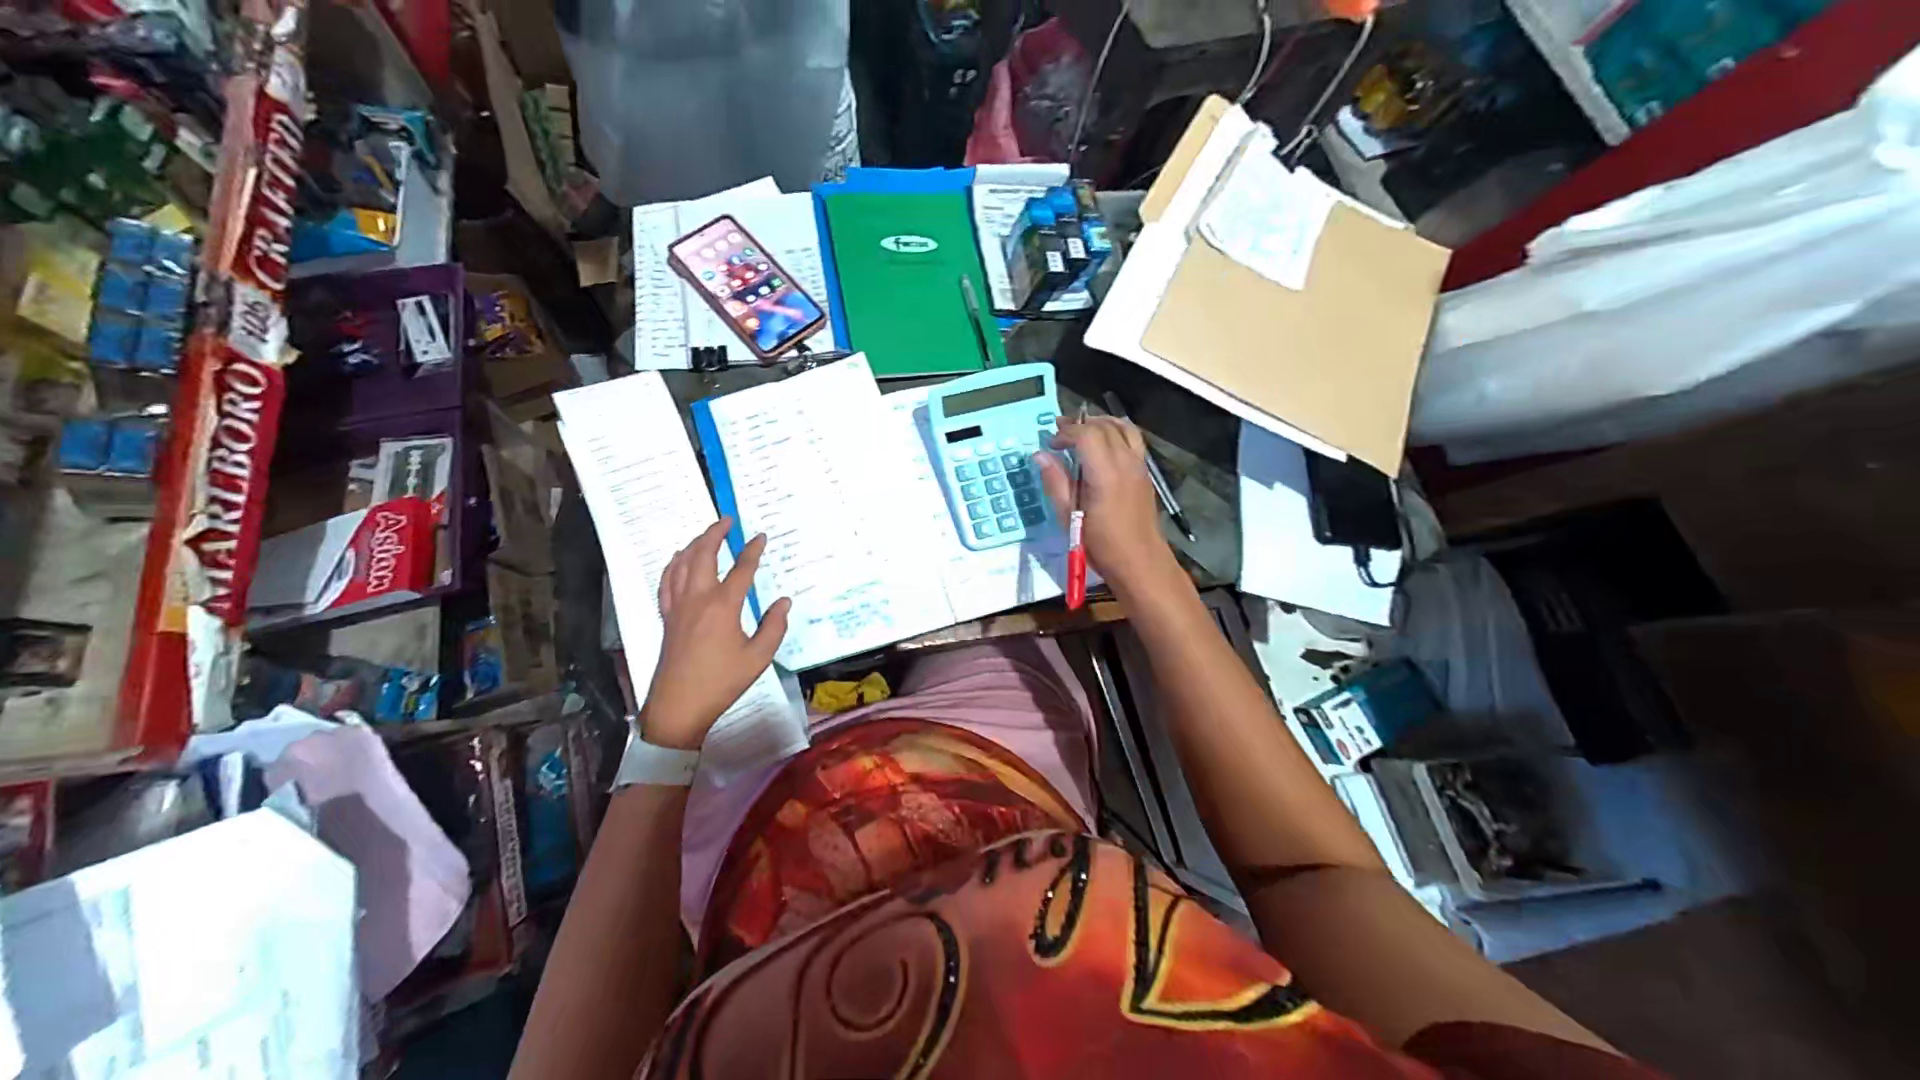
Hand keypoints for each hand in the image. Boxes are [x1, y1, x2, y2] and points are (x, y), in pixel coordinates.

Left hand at [640, 518, 790, 749]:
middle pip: (704, 555)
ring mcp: (678, 606)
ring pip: (682, 564)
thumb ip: (774, 626)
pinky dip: (673, 565)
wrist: (679, 704)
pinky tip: (678, 560)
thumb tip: (784, 602)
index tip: (761, 536)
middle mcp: (698, 598)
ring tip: (706, 533)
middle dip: (716, 533)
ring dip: (695, 544)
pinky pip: (666, 581)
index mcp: (723, 606)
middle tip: (727, 520)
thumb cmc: (722, 682)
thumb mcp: (759, 657)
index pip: (741, 569)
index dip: (753, 550)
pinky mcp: (667, 616)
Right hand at [1035, 415, 1177, 593]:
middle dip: (1080, 424)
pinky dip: (1116, 432)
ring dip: (1101, 423)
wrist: (1140, 562)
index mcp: (1106, 474)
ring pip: (1123, 428)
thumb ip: (1055, 482)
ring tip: (1082, 430)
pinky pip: (1133, 439)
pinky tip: (1103, 444)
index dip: (1066, 433)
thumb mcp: (1069, 517)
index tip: (1051, 444)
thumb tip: (1040, 455)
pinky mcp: (1144, 473)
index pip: (1087, 434)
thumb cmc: (1101, 544)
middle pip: (1105, 427)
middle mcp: (1126, 463)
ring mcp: (1139, 466)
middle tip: (1060, 432)